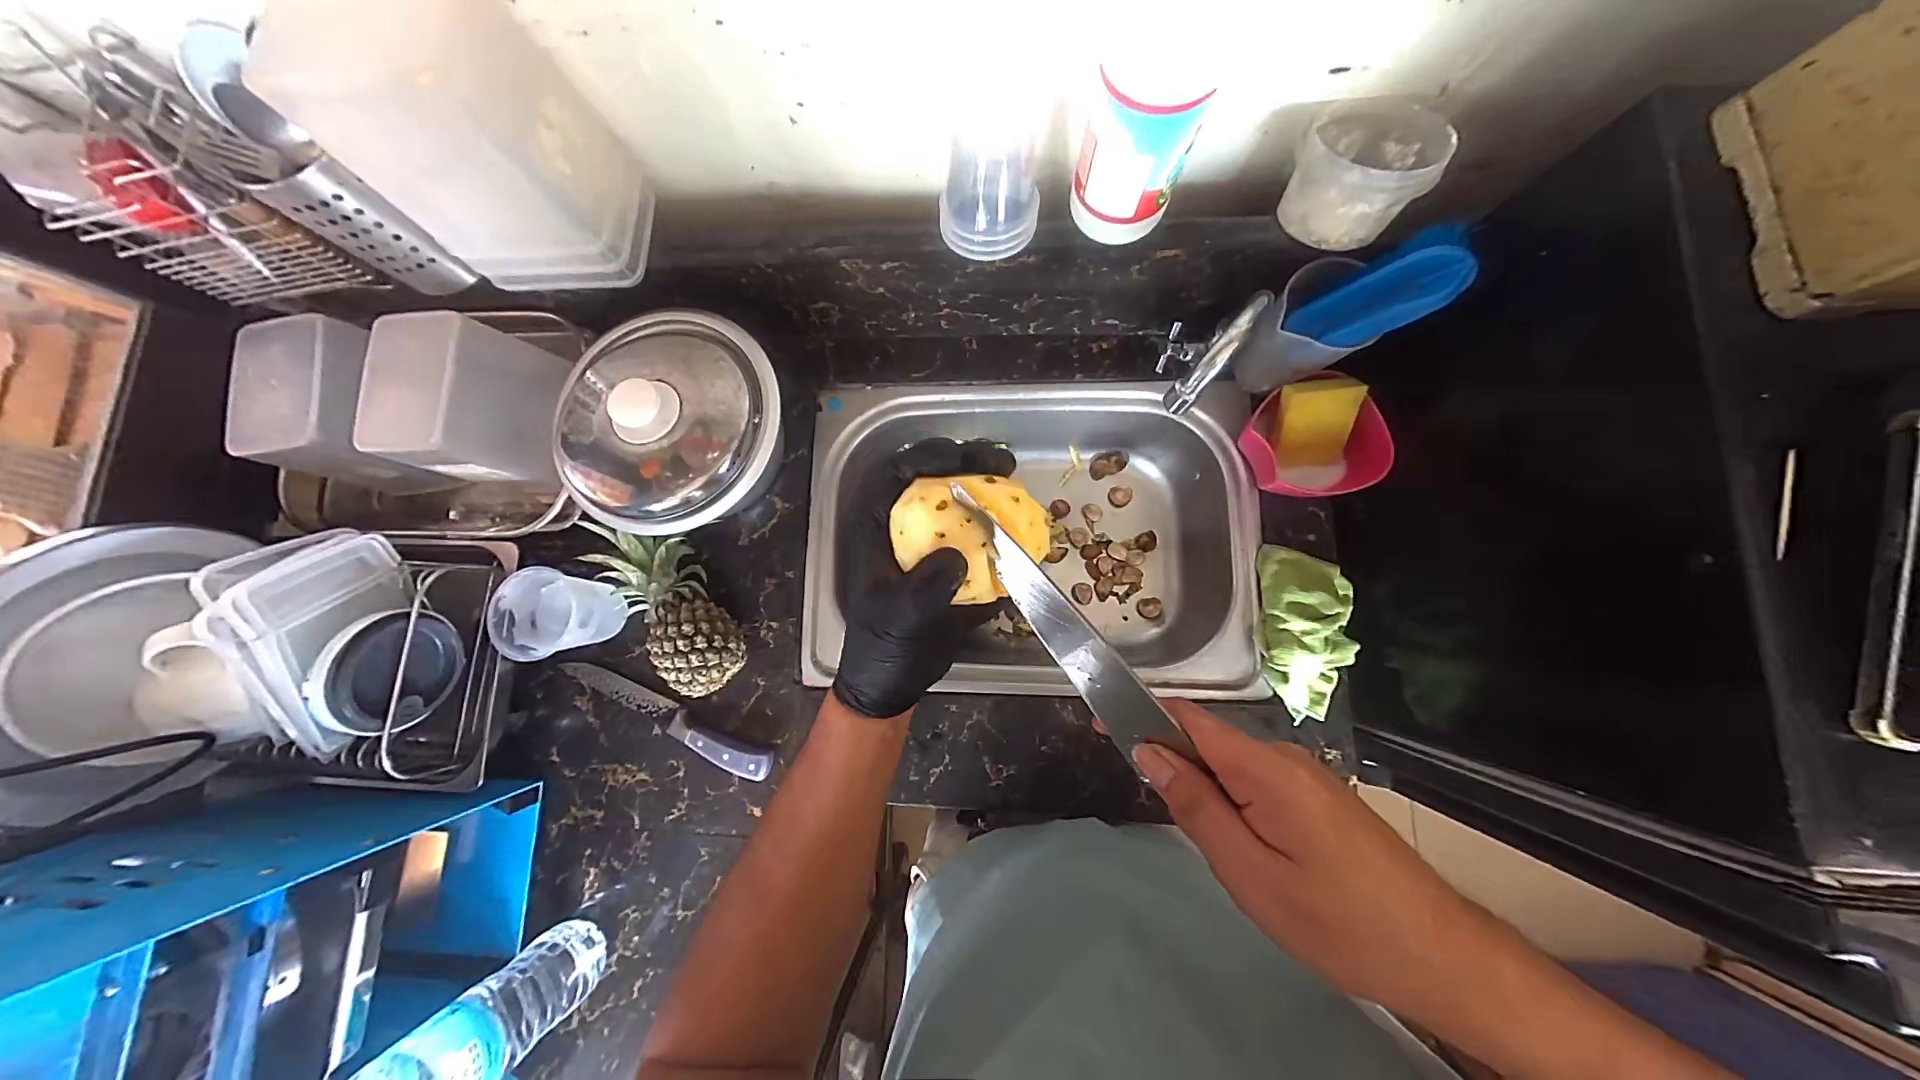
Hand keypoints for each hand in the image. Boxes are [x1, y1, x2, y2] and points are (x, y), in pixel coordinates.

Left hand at [832, 439, 1015, 718]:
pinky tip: (1021, 524)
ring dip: (987, 487)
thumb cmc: (884, 645)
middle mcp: (902, 527)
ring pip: (957, 501)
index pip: (897, 475)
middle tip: (1003, 462)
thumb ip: (924, 587)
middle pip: (932, 478)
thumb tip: (957, 557)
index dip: (928, 457)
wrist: (894, 678)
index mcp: (878, 528)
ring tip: (1015, 484)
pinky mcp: (951, 562)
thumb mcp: (899, 616)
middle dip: (967, 463)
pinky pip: (977, 534)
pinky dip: (1000, 525)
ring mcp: (929, 543)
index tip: (963, 457)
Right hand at [1134, 703, 1733, 1079]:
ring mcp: (1307, 774)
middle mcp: (1285, 756)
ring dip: (1203, 786)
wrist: (1440, 954)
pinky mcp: (1320, 795)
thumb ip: (1195, 806)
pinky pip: (1257, 781)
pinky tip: (1240, 843)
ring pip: (1232, 764)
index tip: (1101, 722)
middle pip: (1208, 740)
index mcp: (1264, 767)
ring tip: (1204, 842)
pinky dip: (1230, 798)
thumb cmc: (1335, 919)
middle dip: (1171, 761)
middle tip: (1157, 812)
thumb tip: (1148, 752)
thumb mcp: (1248, 871)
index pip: (1187, 718)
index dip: (1141, 714)